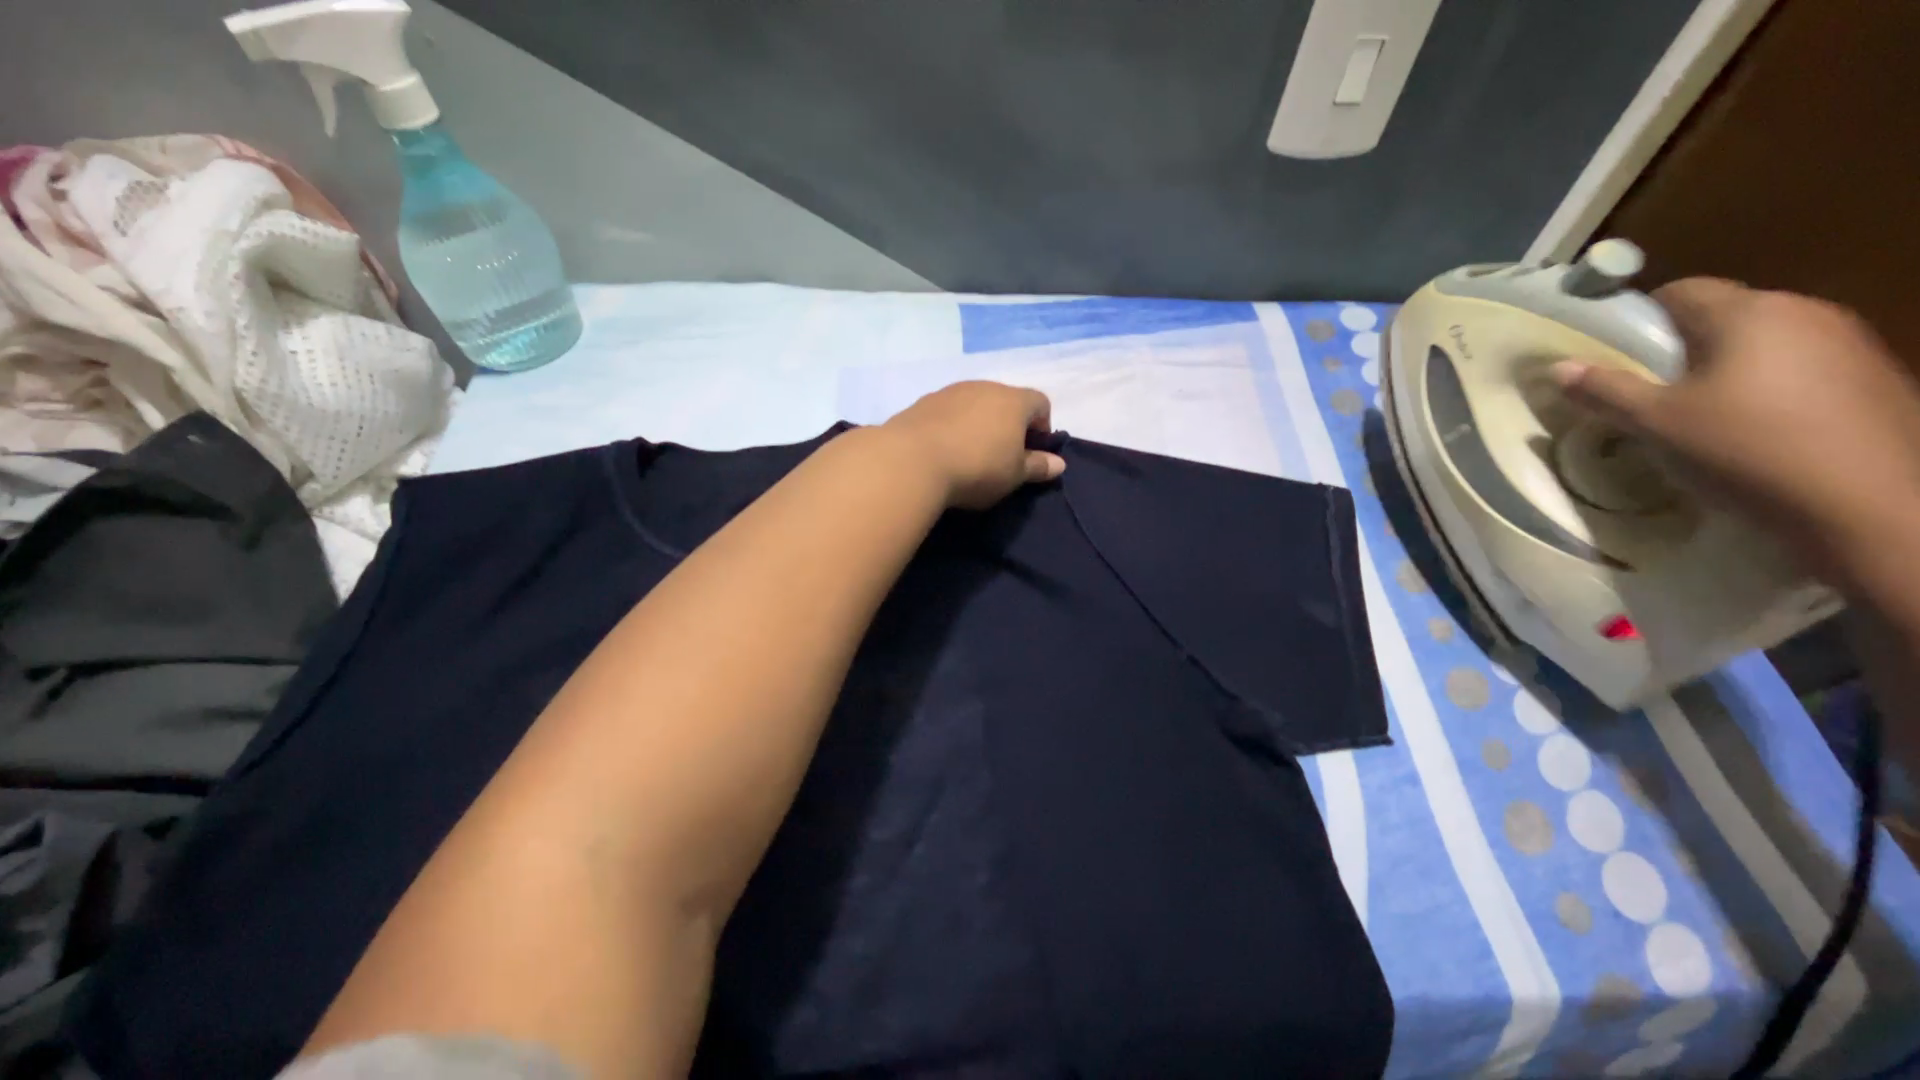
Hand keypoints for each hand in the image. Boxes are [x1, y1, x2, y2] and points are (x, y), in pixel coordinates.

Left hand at [881, 381, 1065, 509]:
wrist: (911, 460)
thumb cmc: (976, 468)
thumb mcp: (1014, 475)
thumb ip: (1038, 466)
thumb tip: (1059, 464)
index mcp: (1014, 401)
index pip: (1041, 403)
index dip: (1043, 426)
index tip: (1034, 451)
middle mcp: (984, 387)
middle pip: (1006, 399)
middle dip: (1009, 423)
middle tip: (1002, 455)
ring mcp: (951, 391)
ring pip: (974, 403)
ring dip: (978, 422)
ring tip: (970, 453)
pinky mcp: (923, 402)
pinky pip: (947, 411)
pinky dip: (952, 425)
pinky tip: (943, 450)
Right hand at [1553, 278, 1919, 575]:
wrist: (1874, 505)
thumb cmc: (1748, 452)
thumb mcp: (1658, 426)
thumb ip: (1607, 391)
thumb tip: (1559, 367)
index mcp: (1746, 312)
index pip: (1679, 291)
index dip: (1641, 321)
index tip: (1624, 362)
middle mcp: (1804, 310)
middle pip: (1726, 315)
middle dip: (1688, 347)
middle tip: (1661, 397)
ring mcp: (1852, 341)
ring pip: (1770, 341)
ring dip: (1737, 368)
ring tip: (1715, 419)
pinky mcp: (1880, 376)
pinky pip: (1810, 368)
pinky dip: (1780, 389)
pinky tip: (1770, 433)